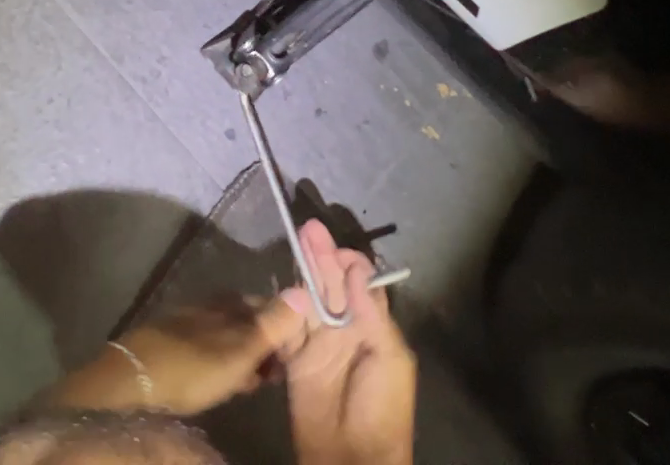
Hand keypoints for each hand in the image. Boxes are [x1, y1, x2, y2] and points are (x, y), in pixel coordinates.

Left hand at [48, 294, 304, 415]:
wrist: (134, 381)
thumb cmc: (194, 366)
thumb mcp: (240, 350)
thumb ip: (272, 324)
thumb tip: (304, 289)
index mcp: (228, 303)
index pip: (266, 304)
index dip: (284, 323)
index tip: (296, 347)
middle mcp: (209, 306)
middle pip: (246, 319)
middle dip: (264, 341)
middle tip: (276, 370)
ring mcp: (188, 323)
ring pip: (226, 335)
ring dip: (243, 354)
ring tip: (254, 380)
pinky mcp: (170, 344)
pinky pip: (207, 348)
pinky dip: (222, 361)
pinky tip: (221, 380)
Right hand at [278, 219, 417, 464]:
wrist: (353, 460)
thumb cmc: (383, 408)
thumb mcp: (390, 358)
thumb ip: (372, 313)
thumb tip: (355, 268)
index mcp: (373, 327)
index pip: (359, 284)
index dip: (349, 263)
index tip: (340, 249)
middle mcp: (344, 329)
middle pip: (330, 285)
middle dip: (320, 256)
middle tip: (309, 228)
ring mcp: (318, 343)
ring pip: (307, 299)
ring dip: (300, 272)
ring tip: (296, 242)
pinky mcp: (295, 360)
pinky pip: (286, 329)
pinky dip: (281, 308)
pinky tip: (279, 285)